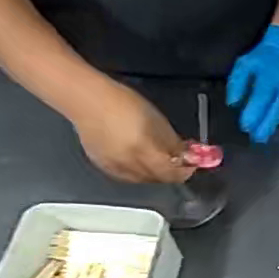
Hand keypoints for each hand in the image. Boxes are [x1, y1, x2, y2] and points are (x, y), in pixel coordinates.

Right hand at [71, 81, 193, 183]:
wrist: (86, 98)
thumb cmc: (125, 104)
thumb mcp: (159, 122)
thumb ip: (174, 144)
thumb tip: (188, 157)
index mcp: (142, 151)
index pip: (171, 173)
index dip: (185, 171)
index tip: (193, 163)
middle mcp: (126, 163)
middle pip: (158, 178)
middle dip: (172, 171)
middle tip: (179, 160)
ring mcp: (111, 166)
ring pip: (143, 179)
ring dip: (156, 172)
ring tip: (160, 158)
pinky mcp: (100, 164)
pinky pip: (127, 176)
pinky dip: (139, 171)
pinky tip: (142, 160)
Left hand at [227, 24, 278, 143]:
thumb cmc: (263, 58)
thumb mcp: (244, 65)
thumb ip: (237, 83)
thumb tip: (233, 103)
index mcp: (269, 79)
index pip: (260, 101)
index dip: (253, 116)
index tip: (245, 128)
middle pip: (276, 113)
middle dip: (266, 127)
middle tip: (257, 138)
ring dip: (275, 125)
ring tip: (265, 131)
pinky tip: (277, 122)